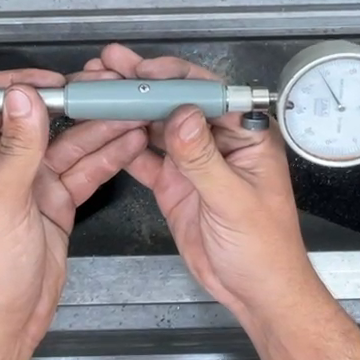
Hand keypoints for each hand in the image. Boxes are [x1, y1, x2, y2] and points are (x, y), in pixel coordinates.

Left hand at [0, 68, 148, 359]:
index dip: (23, 83)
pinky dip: (108, 155)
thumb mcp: (0, 203)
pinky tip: (129, 140)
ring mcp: (32, 181)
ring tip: (130, 110)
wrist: (2, 326)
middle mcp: (1, 162)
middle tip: (106, 90)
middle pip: (39, 116)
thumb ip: (17, 148)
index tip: (56, 82)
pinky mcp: (56, 200)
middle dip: (74, 101)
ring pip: (70, 141)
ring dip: (100, 126)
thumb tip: (22, 96)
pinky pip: (85, 169)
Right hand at [87, 45, 324, 331]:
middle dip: (140, 83)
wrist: (255, 294)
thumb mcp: (234, 202)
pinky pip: (143, 155)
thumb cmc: (265, 249)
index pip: (206, 92)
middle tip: (107, 64)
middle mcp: (216, 139)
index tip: (140, 70)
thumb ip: (204, 159)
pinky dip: (121, 143)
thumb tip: (182, 114)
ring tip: (95, 88)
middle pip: (175, 101)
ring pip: (155, 124)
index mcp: (244, 134)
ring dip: (126, 107)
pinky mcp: (173, 181)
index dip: (172, 76)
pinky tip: (100, 129)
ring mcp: (192, 160)